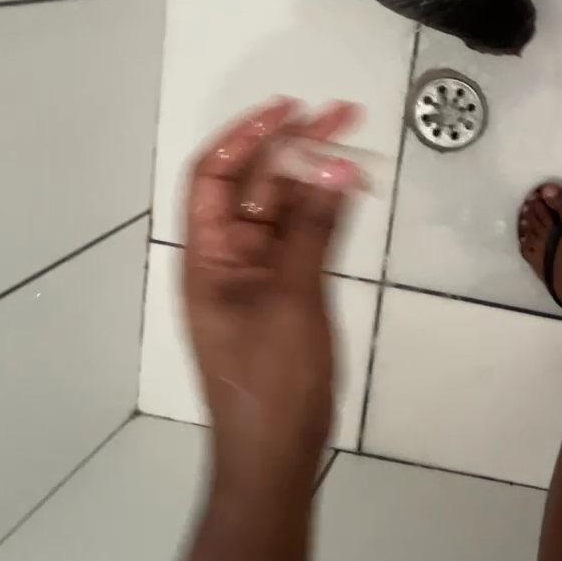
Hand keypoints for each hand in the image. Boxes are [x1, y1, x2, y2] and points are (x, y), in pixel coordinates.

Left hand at [182, 97, 362, 483]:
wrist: (277, 451)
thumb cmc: (268, 380)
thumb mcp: (288, 298)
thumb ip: (313, 229)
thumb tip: (338, 166)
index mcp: (207, 255)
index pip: (216, 176)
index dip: (247, 136)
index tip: (289, 108)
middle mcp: (231, 254)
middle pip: (259, 184)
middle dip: (295, 146)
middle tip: (341, 115)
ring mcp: (264, 270)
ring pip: (289, 205)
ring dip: (318, 174)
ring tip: (354, 140)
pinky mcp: (293, 285)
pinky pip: (311, 233)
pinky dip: (331, 207)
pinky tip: (354, 185)